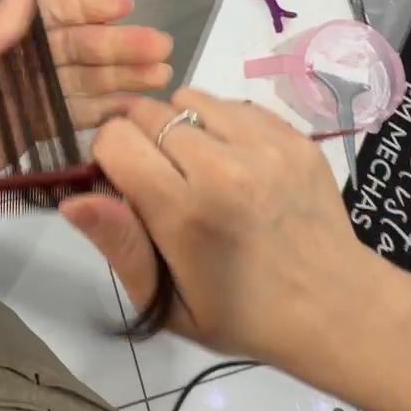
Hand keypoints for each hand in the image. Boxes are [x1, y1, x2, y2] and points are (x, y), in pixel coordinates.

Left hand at [0, 0, 171, 254]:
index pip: (42, 13)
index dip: (84, 7)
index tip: (124, 5)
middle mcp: (7, 61)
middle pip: (69, 47)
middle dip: (115, 46)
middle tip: (161, 49)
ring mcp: (19, 99)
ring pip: (77, 82)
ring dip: (118, 77)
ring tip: (160, 77)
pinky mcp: (26, 134)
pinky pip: (69, 117)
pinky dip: (101, 112)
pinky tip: (132, 109)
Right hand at [61, 90, 379, 366]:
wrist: (339, 309)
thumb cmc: (239, 313)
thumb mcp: (164, 300)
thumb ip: (117, 242)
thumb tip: (71, 198)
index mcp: (185, 212)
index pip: (114, 138)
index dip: (107, 156)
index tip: (121, 181)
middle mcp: (224, 168)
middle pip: (145, 110)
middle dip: (136, 135)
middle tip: (157, 173)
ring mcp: (265, 147)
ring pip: (187, 97)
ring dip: (177, 123)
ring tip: (195, 162)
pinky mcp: (294, 136)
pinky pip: (232, 103)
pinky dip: (220, 123)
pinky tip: (233, 161)